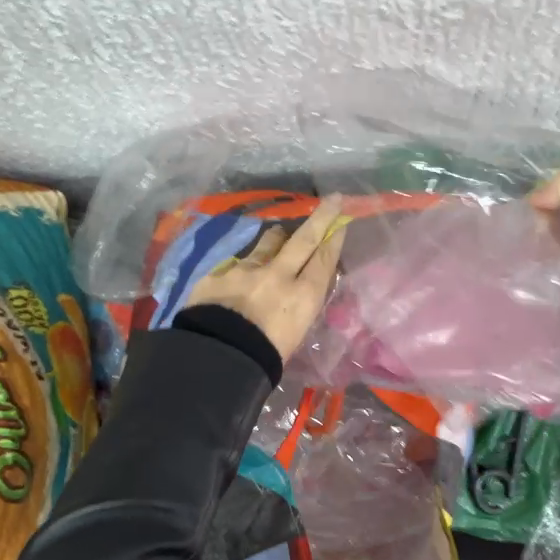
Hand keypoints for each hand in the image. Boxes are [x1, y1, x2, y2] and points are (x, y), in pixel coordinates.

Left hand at [184, 195, 347, 359]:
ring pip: (267, 244)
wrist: (218, 357)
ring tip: (277, 235)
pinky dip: (241, 267)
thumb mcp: (294, 338)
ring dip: (276, 238)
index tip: (341, 221)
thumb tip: (294, 298)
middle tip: (330, 200)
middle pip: (303, 239)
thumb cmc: (264, 360)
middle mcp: (278, 275)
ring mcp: (246, 270)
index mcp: (302, 297)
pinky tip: (237, 275)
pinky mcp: (219, 273)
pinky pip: (235, 264)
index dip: (334, 239)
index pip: (323, 260)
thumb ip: (296, 310)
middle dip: (320, 217)